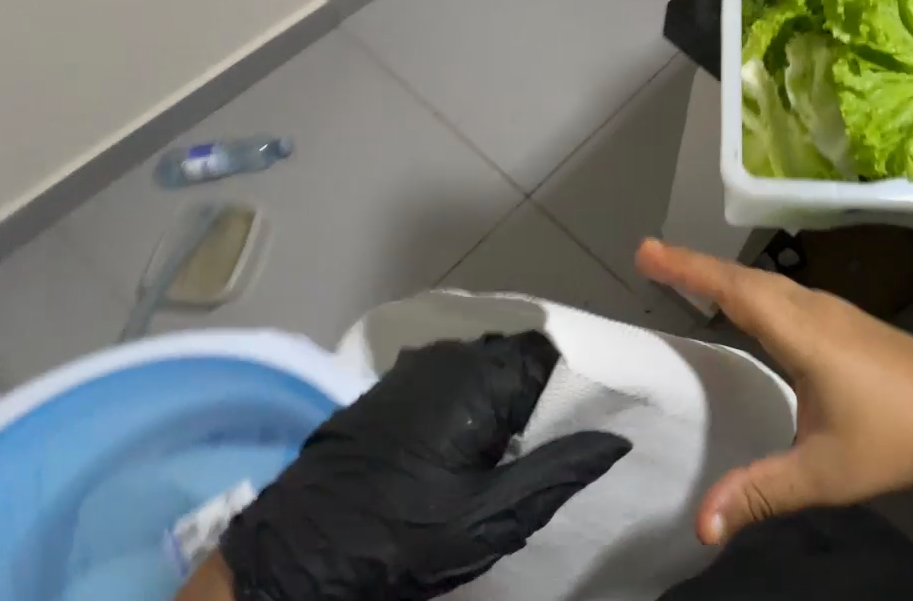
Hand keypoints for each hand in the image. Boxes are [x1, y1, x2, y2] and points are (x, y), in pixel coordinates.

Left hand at [217, 331, 629, 600]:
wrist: (293, 556)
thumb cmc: (399, 537)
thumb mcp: (490, 520)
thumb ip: (559, 472)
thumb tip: (618, 436)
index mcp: (479, 380)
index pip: (552, 355)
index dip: (578, 381)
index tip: (595, 412)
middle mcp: (450, 358)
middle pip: (520, 356)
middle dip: (544, 389)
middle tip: (562, 433)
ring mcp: (417, 368)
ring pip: (487, 364)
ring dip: (509, 394)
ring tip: (524, 440)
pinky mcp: (394, 386)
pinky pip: (454, 374)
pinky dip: (475, 396)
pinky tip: (476, 437)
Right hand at [636, 238, 912, 544]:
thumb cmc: (897, 438)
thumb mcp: (825, 473)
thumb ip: (761, 492)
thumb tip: (700, 525)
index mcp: (804, 335)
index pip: (736, 290)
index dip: (689, 268)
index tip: (648, 250)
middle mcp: (816, 310)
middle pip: (747, 277)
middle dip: (696, 265)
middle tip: (651, 257)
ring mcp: (836, 311)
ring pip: (769, 282)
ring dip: (725, 274)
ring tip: (687, 274)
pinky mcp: (848, 321)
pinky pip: (786, 293)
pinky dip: (752, 288)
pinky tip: (749, 305)